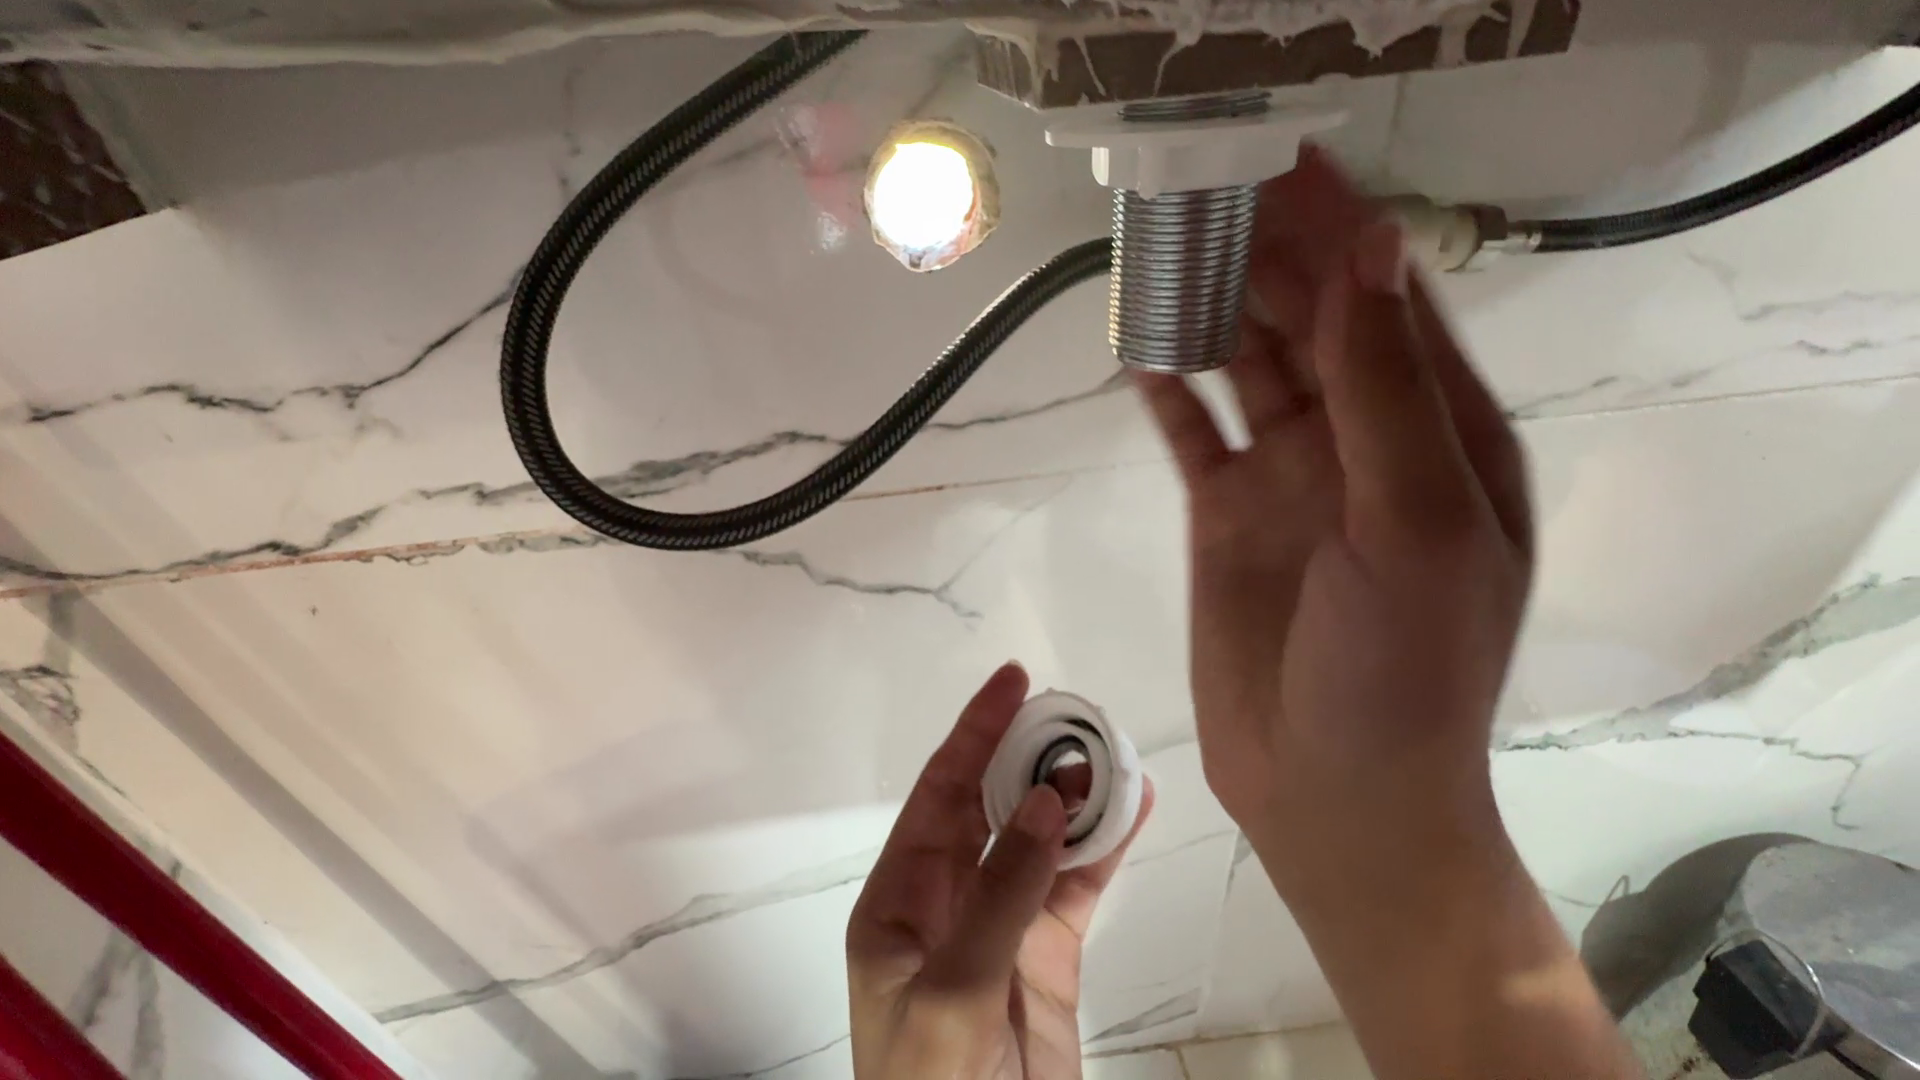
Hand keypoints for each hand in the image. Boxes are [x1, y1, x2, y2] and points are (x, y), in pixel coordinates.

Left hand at [845, 662, 1153, 1079]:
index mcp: (901, 899)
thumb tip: (1045, 799)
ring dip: (1076, 797)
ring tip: (1116, 753)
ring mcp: (1002, 923)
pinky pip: (1078, 885)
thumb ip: (1000, 893)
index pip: (938, 794)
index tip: (1012, 682)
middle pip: (992, 806)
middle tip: (1079, 715)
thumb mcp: (952, 991)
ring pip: (1040, 840)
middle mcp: (948, 898)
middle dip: (1030, 756)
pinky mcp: (1047, 954)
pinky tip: (1135, 808)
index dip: (973, 732)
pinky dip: (1105, 846)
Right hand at [1134, 147, 1531, 871]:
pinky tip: (1138, 352)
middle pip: (1310, 322)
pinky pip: (1194, 431)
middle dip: (1265, 257)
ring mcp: (1290, 476)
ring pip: (1247, 366)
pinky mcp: (1226, 514)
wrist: (1330, 785)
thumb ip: (1386, 390)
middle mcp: (1363, 441)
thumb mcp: (1416, 522)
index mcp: (1437, 433)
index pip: (1387, 303)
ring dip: (1211, 310)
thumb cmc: (1399, 667)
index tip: (1283, 162)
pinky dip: (1170, 390)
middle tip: (1200, 190)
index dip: (1342, 231)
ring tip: (1160, 250)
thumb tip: (1370, 250)